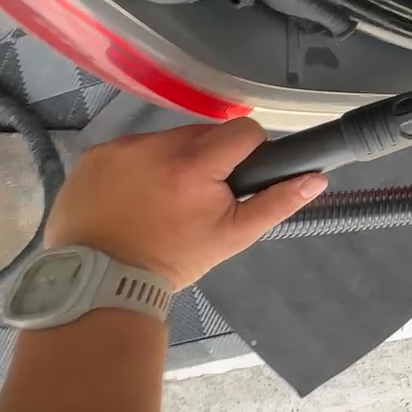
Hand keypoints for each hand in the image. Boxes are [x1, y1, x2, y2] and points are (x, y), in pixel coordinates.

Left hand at [43, 120, 326, 287]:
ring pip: (170, 138)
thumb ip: (279, 202)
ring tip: (169, 195)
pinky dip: (142, 164)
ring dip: (178, 158)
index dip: (251, 149)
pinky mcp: (93, 156)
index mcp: (193, 165)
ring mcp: (119, 149)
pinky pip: (134, 148)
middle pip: (206, 132)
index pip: (243, 130)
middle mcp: (154, 147)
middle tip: (204, 193)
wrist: (99, 281)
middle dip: (213, 156)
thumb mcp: (236, 235)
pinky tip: (138, 193)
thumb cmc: (177, 257)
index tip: (240, 175)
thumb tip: (317, 178)